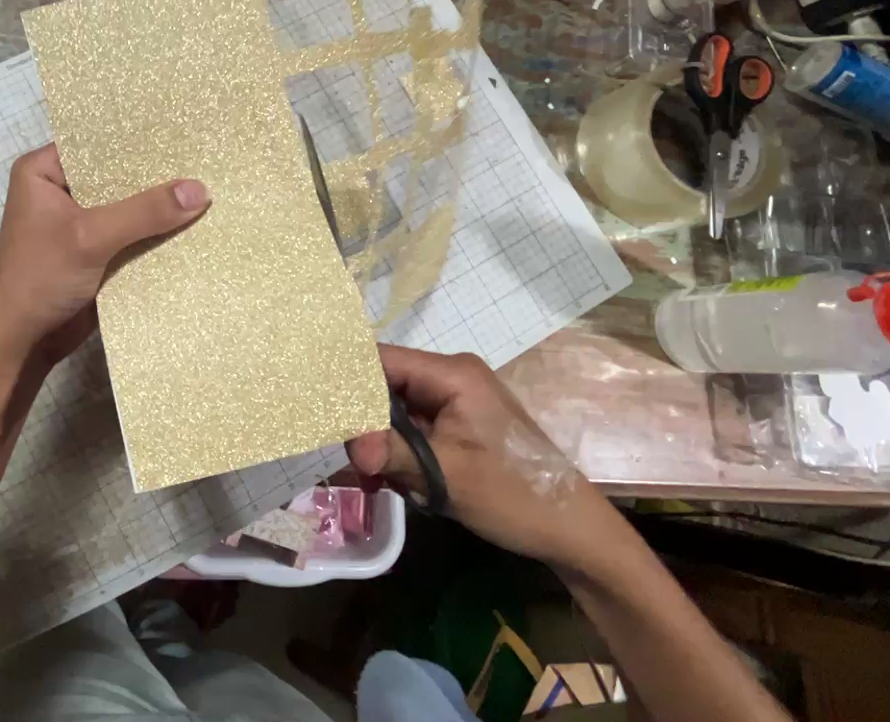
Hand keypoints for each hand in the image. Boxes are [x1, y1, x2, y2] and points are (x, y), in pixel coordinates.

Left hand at [0, 144, 209, 364]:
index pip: (97, 141)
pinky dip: (155, 234)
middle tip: (206, 158)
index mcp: (43, 171)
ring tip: (211, 186)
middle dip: (155, 175)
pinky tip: (196, 225)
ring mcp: (78, 222)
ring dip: (159, 207)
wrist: (21, 342)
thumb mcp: (91, 237)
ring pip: (126, 206)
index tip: (183, 130)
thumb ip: (145, 211)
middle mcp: (60, 190)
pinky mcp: (94, 251)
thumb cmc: (40, 277)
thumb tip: (201, 189)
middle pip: (116, 174)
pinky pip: (130, 234)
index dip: (138, 138)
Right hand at [347, 346, 635, 577]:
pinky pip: (409, 428)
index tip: (316, 410)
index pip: (379, 359)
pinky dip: (393, 453)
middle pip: (382, 385)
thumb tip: (348, 447)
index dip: (345, 381)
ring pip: (391, 411)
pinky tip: (388, 481)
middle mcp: (449, 377)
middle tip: (345, 458)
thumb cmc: (514, 493)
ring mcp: (453, 401)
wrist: (572, 530)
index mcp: (451, 374)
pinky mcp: (454, 424)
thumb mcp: (446, 474)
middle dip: (360, 423)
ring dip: (375, 444)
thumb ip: (391, 451)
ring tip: (370, 479)